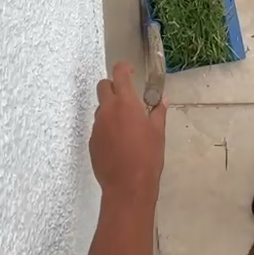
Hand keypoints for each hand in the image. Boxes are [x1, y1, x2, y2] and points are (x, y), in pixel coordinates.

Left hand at [90, 62, 167, 203]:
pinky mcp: (92, 141)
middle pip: (103, 86)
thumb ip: (158, 112)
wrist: (128, 186)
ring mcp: (97, 126)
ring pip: (101, 108)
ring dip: (111, 108)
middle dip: (113, 86)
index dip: (124, 68)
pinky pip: (99, 126)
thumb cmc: (148, 157)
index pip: (119, 74)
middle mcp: (107, 110)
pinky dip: (107, 127)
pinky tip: (119, 142)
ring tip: (127, 124)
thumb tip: (162, 100)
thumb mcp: (158, 133)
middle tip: (127, 96)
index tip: (130, 70)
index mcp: (126, 103)